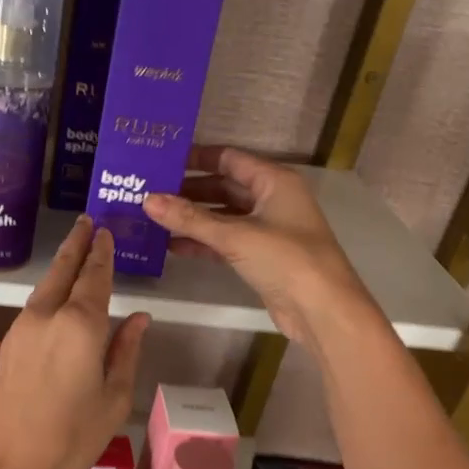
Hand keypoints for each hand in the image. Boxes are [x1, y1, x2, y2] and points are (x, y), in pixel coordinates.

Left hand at [0, 217, 149, 468]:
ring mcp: (21, 329)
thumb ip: (125, 351)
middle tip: (85, 221)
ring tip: (74, 251)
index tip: (105, 231)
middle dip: (75, 246)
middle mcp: (46, 316)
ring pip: (44, 288)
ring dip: (60, 267)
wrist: (9, 466)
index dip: (101, 253)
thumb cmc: (72, 438)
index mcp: (79, 325)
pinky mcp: (8, 346)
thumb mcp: (114, 398)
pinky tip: (58, 298)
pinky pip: (34, 308)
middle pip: (62, 271)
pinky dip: (49, 293)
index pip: (94, 277)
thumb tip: (137, 318)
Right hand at [144, 145, 367, 343]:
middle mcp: (271, 199)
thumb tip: (147, 200)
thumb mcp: (234, 235)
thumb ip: (190, 219)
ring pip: (222, 216)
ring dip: (191, 219)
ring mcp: (266, 229)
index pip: (229, 158)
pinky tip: (172, 246)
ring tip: (153, 219)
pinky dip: (202, 242)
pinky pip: (225, 241)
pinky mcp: (260, 256)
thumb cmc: (285, 259)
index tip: (161, 162)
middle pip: (223, 187)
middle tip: (149, 193)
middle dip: (188, 191)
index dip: (196, 158)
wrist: (321, 310)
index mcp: (274, 181)